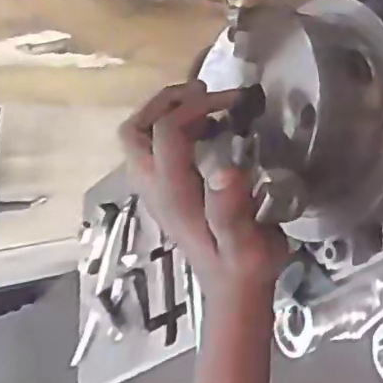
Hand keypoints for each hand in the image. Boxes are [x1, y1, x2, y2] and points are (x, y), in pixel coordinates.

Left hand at [119, 81, 288, 305]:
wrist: (234, 290)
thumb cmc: (245, 264)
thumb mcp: (247, 243)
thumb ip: (232, 210)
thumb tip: (226, 169)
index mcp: (174, 194)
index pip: (165, 132)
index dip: (196, 107)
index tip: (234, 101)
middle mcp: (156, 188)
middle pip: (134, 131)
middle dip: (166, 102)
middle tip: (206, 91)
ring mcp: (157, 190)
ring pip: (137, 138)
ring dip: (166, 111)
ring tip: (206, 102)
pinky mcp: (166, 190)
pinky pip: (152, 146)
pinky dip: (173, 125)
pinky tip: (207, 127)